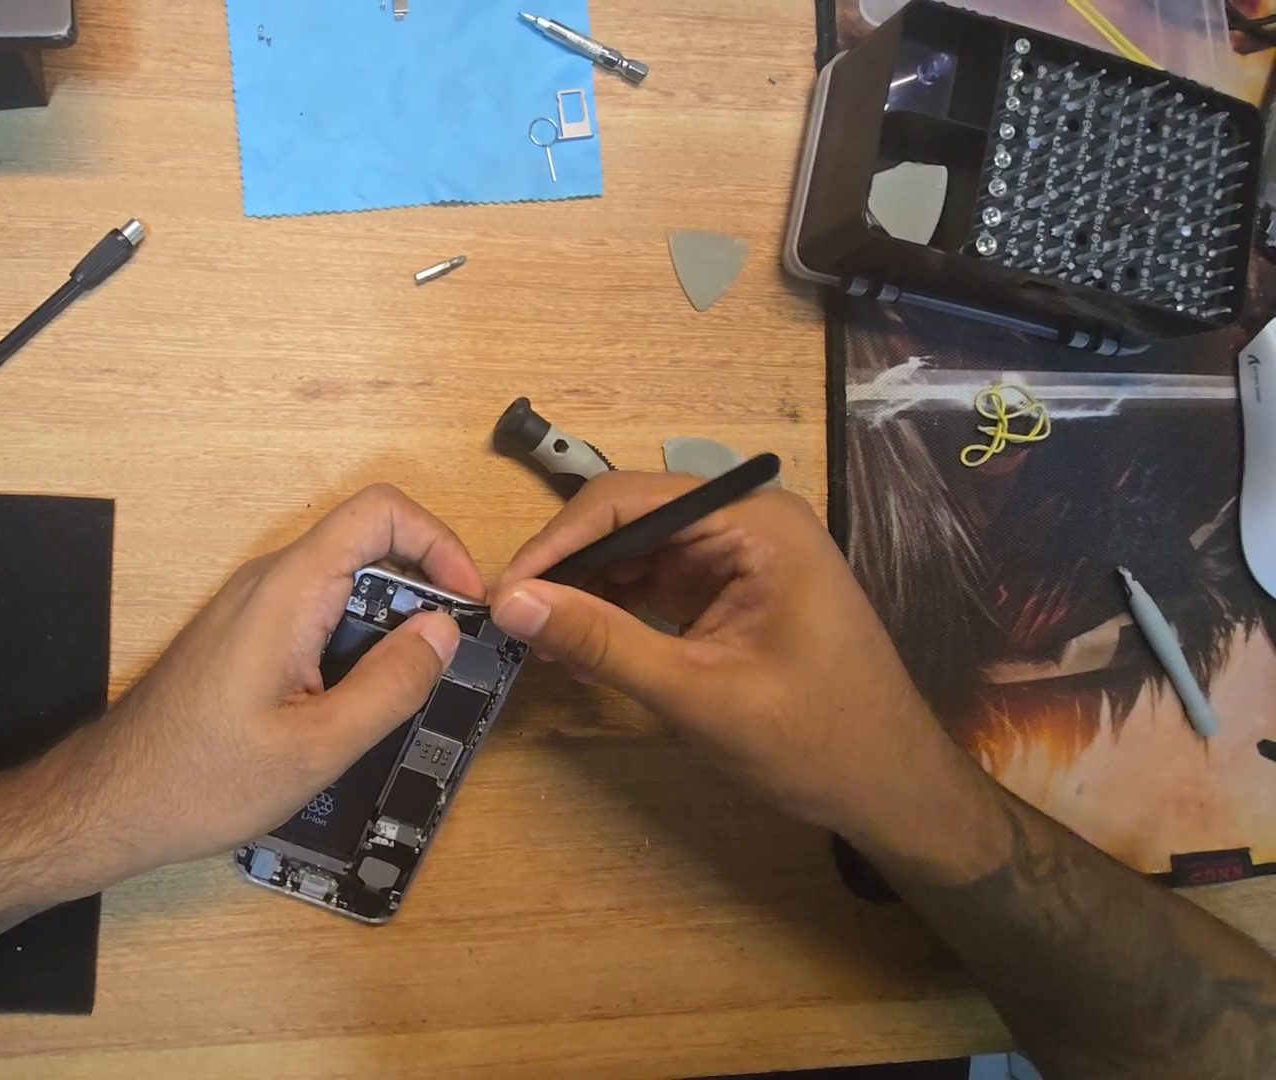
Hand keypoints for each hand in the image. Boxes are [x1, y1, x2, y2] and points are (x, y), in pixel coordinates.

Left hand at [41, 485, 480, 876]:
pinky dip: (356, 640)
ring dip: (389, 622)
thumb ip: (390, 685)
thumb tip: (443, 632)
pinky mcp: (249, 633)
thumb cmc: (203, 778)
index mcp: (289, 590)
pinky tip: (360, 699)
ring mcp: (255, 605)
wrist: (113, 799)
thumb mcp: (317, 746)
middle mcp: (270, 581)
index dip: (436, 541)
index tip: (466, 603)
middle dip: (422, 589)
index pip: (379, 512)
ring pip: (345, 582)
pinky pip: (318, 611)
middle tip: (446, 657)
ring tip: (409, 687)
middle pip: (367, 544)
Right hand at [487, 471, 979, 851]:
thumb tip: (508, 605)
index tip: (505, 593)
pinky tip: (574, 648)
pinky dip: (601, 614)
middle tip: (512, 621)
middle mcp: (737, 523)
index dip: (557, 541)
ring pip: (622, 554)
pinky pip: (638, 585)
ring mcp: (726, 555)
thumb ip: (600, 642)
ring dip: (577, 594)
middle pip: (620, 522)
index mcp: (752, 523)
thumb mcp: (698, 693)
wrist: (893, 795)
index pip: (626, 502)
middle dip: (563, 570)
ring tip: (538, 641)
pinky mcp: (714, 589)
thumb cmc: (818, 742)